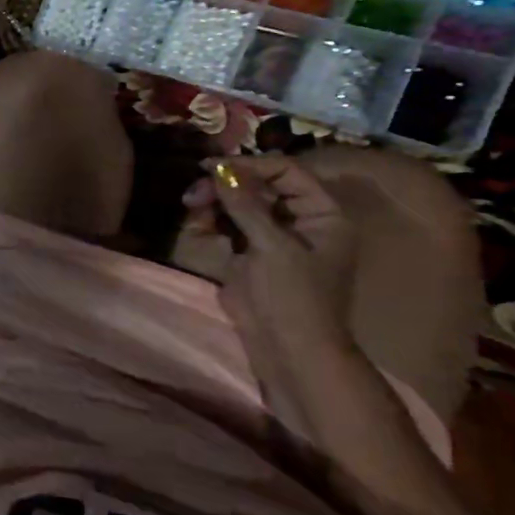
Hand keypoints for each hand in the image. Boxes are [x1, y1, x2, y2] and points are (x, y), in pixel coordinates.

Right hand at [189, 156, 362, 386]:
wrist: (288, 348)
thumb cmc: (294, 297)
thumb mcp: (272, 248)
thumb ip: (246, 207)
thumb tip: (221, 170)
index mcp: (323, 215)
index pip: (287, 173)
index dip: (249, 166)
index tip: (210, 167)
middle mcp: (300, 220)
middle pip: (259, 187)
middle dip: (225, 186)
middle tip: (193, 193)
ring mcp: (273, 238)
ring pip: (239, 205)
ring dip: (213, 203)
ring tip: (191, 210)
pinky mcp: (249, 254)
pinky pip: (228, 226)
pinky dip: (211, 222)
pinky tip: (196, 227)